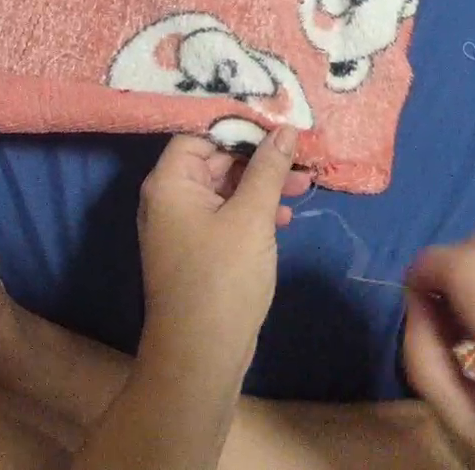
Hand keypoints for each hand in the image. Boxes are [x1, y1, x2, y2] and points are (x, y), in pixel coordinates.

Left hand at [136, 129, 309, 366]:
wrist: (201, 358)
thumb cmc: (221, 279)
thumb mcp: (252, 217)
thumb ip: (268, 168)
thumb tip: (284, 130)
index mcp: (170, 182)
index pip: (201, 131)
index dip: (239, 122)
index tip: (277, 116)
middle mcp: (171, 197)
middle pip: (217, 157)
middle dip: (260, 154)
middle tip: (300, 151)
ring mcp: (184, 225)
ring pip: (228, 186)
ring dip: (263, 183)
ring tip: (303, 184)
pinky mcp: (200, 247)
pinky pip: (229, 213)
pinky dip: (256, 209)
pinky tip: (285, 217)